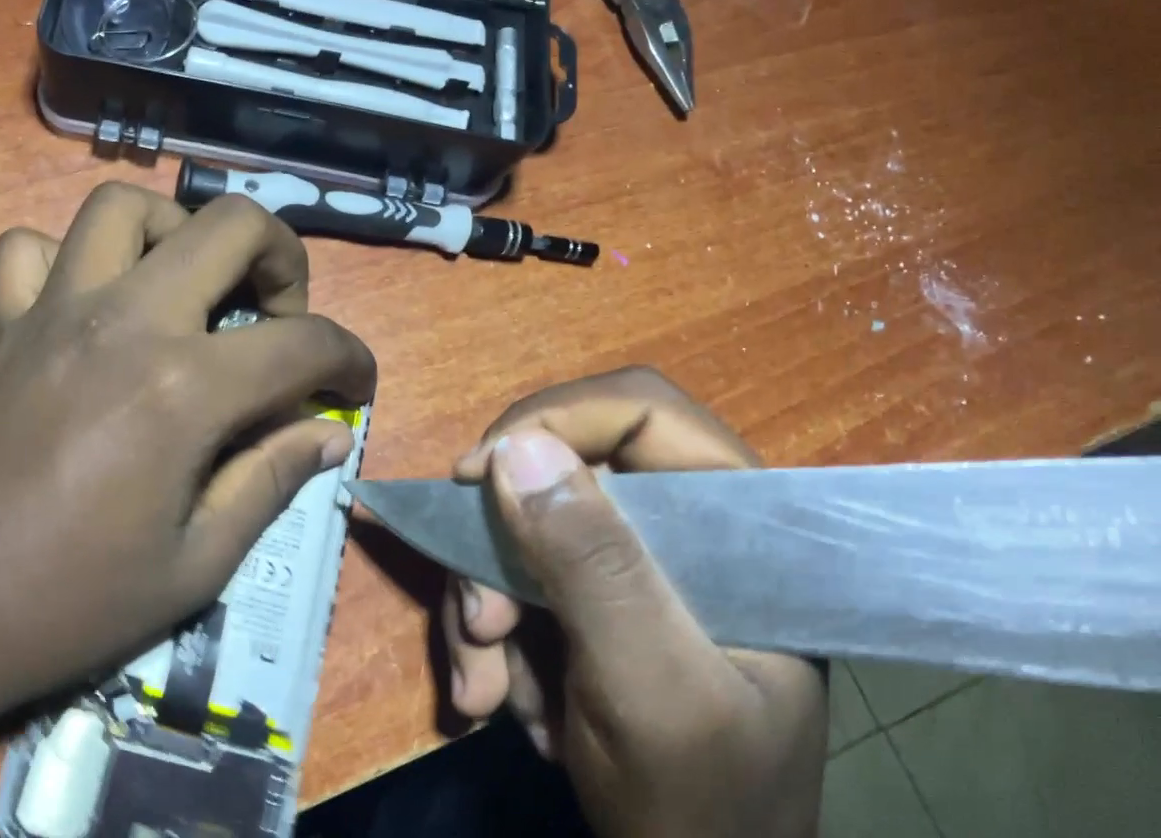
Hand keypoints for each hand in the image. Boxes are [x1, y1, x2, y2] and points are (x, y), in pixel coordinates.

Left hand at [0, 182, 374, 837]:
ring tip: (184, 291)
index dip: (350, 358)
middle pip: (229, 224)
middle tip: (277, 316)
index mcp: (185, 386)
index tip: (355, 385)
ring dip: (173, 233)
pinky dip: (67, 263)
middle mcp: (124, 319)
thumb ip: (267, 483)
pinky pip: (29, 251)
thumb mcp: (191, 568)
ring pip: (122, 209)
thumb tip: (327, 433)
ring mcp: (49, 309)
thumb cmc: (60, 607)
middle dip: (281, 258)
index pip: (304, 341)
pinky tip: (82, 311)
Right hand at [443, 368, 826, 837]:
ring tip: (485, 689)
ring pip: (520, 534)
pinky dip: (488, 638)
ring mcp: (630, 573)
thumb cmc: (699, 806)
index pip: (640, 414)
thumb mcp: (648, 688)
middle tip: (478, 624)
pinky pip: (510, 585)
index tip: (472, 476)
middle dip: (497, 547)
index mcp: (741, 531)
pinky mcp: (587, 608)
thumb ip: (594, 565)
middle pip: (558, 476)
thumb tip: (516, 445)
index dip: (549, 423)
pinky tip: (498, 700)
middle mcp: (684, 535)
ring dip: (481, 605)